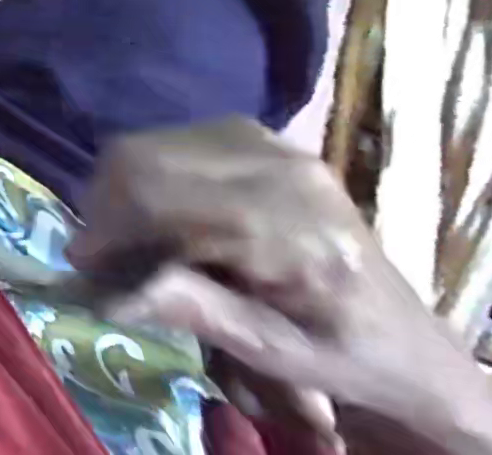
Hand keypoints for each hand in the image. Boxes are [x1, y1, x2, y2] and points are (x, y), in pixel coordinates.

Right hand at [70, 117, 491, 454]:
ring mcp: (267, 138)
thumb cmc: (344, 358)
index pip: (163, 199)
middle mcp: (278, 163)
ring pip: (148, 143)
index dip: (108, 227)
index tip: (83, 264)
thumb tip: (100, 285)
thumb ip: (187, 308)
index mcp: (293, 225)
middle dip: (105, 204)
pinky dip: (144, 175)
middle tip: (99, 253)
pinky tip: (157, 213)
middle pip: (145, 158)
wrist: (408, 340)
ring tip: (127, 237)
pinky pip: (168, 140)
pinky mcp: (252, 132)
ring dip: (120, 189)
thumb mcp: (268, 352)